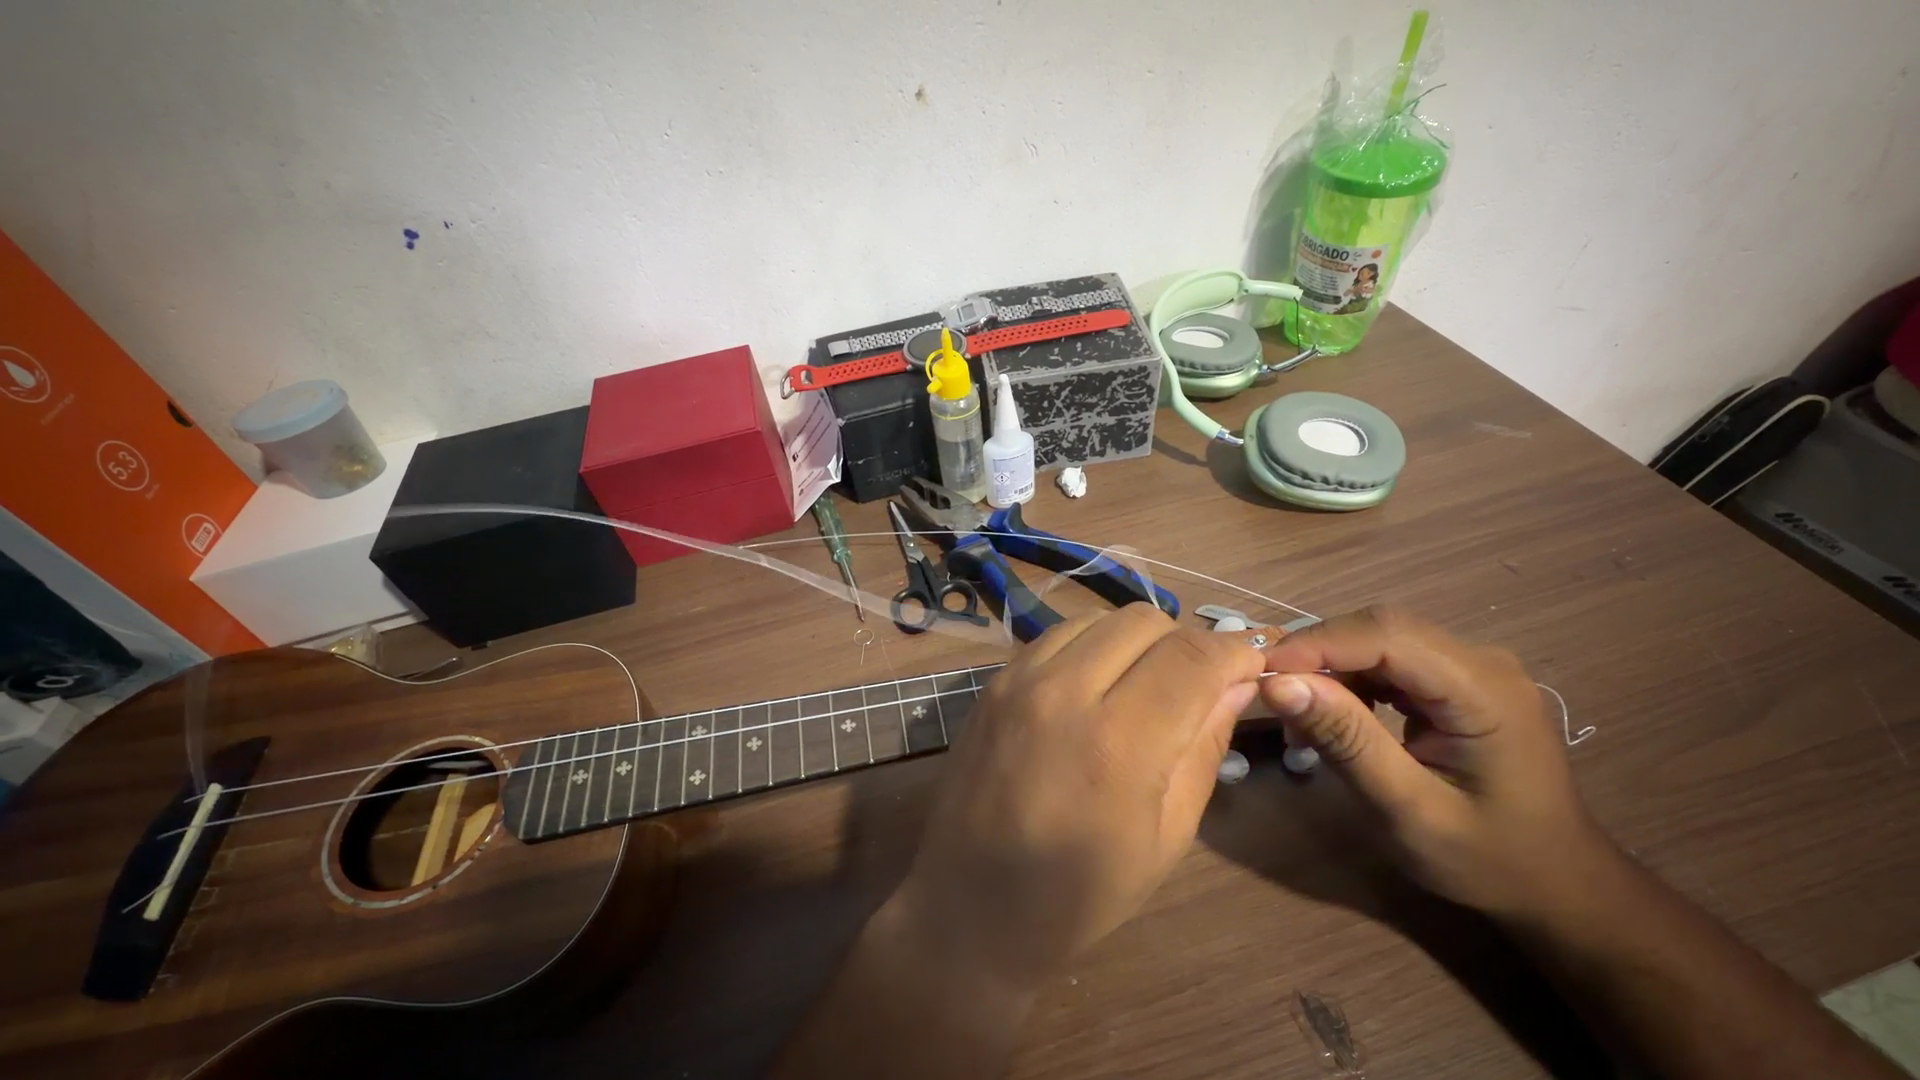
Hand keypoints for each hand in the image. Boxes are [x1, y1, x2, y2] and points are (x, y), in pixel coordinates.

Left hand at [891, 604, 1263, 988]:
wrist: (968, 909)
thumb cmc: (1078, 895)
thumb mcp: (1165, 837)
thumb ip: (1203, 748)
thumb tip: (1236, 684)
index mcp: (1118, 743)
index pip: (1194, 656)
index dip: (1235, 651)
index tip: (1250, 667)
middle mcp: (1064, 692)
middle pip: (1146, 621)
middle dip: (1187, 643)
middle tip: (1198, 686)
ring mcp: (1019, 680)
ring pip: (1100, 617)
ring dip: (1138, 640)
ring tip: (1146, 685)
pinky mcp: (992, 682)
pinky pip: (1057, 635)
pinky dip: (1092, 646)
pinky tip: (1097, 687)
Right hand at [1259, 607, 1609, 919]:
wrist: (1557, 885)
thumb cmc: (1488, 859)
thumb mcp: (1408, 810)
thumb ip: (1347, 741)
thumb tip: (1278, 684)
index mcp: (1484, 690)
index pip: (1387, 635)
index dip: (1319, 644)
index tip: (1261, 673)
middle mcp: (1482, 662)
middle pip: (1382, 630)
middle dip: (1319, 655)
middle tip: (1270, 698)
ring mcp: (1473, 669)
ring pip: (1381, 642)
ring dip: (1331, 670)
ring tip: (1299, 721)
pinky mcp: (1459, 682)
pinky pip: (1392, 662)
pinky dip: (1352, 682)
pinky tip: (1334, 718)